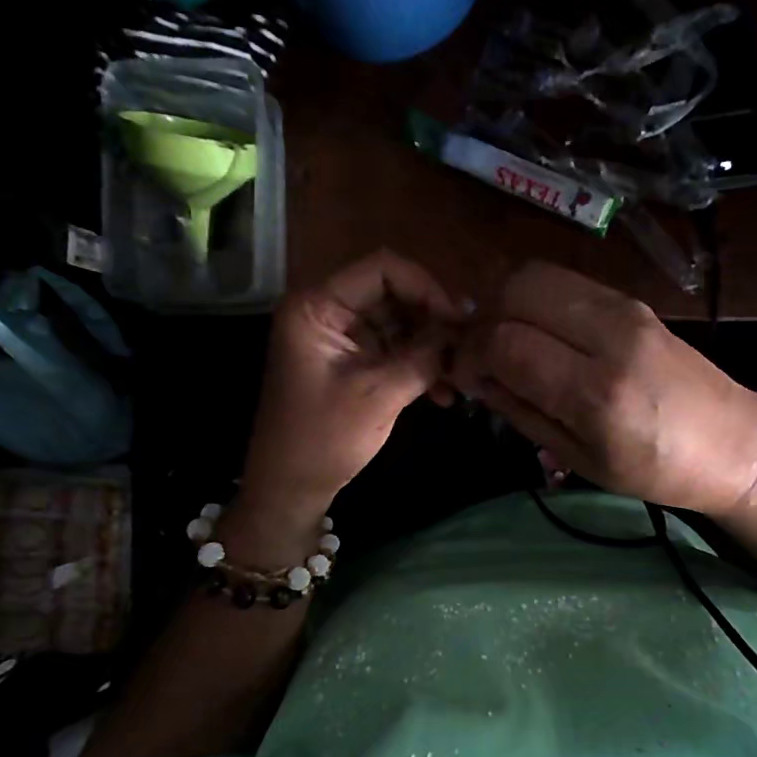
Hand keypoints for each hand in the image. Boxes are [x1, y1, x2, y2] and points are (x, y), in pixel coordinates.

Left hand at [238, 251, 461, 532]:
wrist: (289, 486)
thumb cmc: (323, 439)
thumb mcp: (379, 395)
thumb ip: (423, 357)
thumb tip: (464, 331)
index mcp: (318, 307)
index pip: (382, 270)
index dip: (426, 288)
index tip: (458, 320)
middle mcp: (326, 312)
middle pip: (393, 294)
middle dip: (432, 320)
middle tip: (467, 347)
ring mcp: (339, 337)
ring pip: (397, 323)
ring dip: (430, 347)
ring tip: (459, 377)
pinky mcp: (350, 362)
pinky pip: (392, 349)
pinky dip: (417, 365)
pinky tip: (443, 393)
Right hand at [452, 261, 756, 517]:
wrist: (734, 442)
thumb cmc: (655, 470)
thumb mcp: (580, 459)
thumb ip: (521, 412)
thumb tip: (475, 377)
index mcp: (596, 392)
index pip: (505, 343)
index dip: (470, 355)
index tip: (463, 375)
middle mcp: (610, 335)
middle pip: (517, 289)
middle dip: (483, 317)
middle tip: (480, 352)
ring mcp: (625, 309)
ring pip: (538, 274)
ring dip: (506, 301)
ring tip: (504, 339)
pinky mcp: (632, 300)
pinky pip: (566, 281)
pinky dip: (535, 298)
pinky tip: (537, 331)